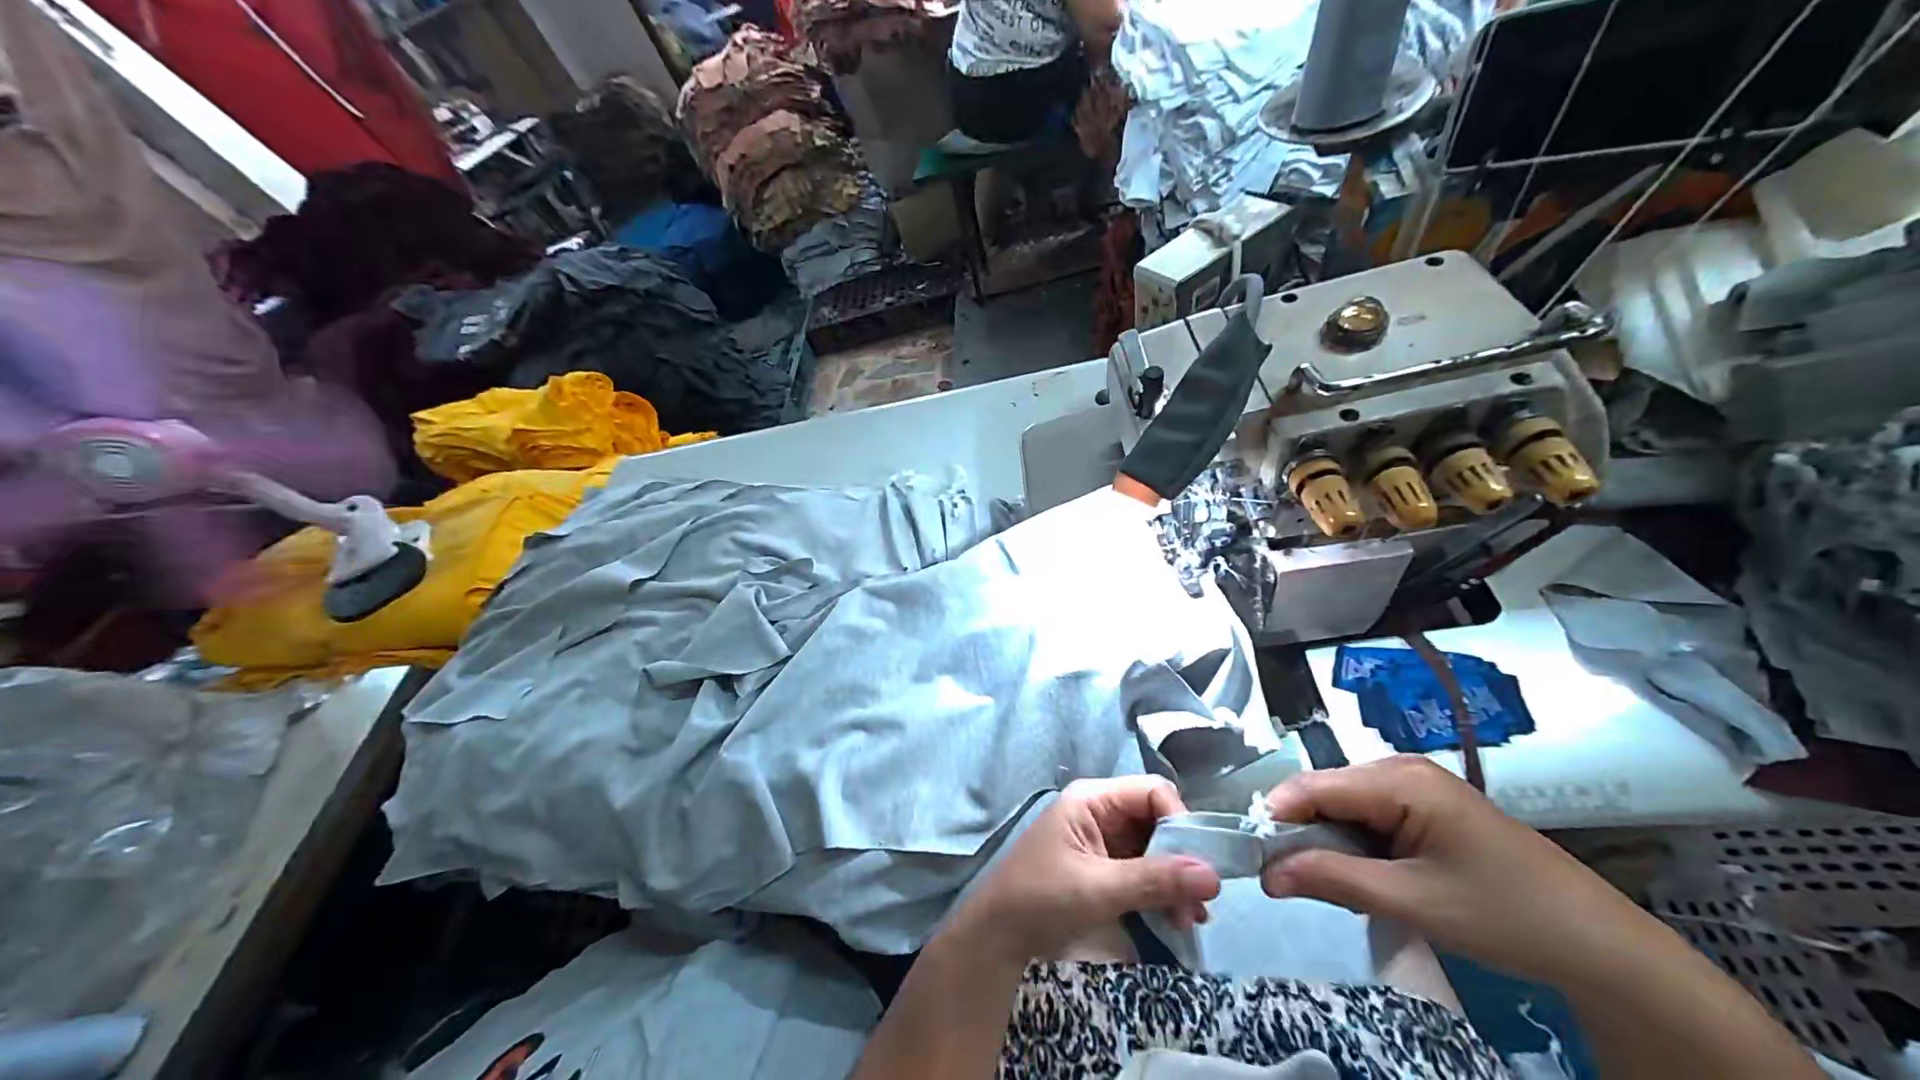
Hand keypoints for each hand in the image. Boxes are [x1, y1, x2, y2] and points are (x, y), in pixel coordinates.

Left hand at [948, 776, 1221, 963]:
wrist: (998, 938)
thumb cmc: (1040, 899)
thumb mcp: (1098, 889)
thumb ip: (1154, 880)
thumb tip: (1213, 876)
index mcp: (1092, 800)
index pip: (1152, 792)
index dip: (1180, 821)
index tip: (1199, 864)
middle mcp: (1100, 812)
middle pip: (1158, 821)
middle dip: (1182, 859)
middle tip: (1201, 903)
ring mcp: (1103, 841)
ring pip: (1156, 849)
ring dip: (1177, 881)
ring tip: (1192, 920)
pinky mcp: (1105, 869)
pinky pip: (1145, 872)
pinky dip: (1164, 893)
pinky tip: (1180, 920)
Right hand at [1261, 756, 1665, 990]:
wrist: (1597, 944)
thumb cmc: (1504, 914)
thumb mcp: (1411, 901)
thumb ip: (1332, 880)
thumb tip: (1265, 875)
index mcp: (1400, 779)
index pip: (1313, 786)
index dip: (1277, 818)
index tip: (1254, 860)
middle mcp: (1400, 769)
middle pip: (1324, 792)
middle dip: (1301, 832)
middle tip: (1288, 879)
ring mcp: (1414, 786)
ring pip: (1342, 806)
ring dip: (1326, 841)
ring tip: (1325, 881)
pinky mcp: (1423, 808)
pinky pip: (1366, 816)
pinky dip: (1352, 844)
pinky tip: (1360, 874)